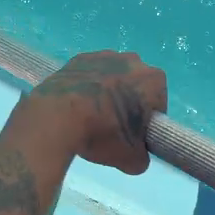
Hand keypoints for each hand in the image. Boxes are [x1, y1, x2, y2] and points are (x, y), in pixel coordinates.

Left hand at [21, 51, 166, 174]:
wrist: (56, 117)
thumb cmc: (101, 133)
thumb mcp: (130, 159)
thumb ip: (141, 158)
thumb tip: (137, 158)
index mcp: (152, 80)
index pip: (158, 102)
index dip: (149, 120)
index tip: (135, 135)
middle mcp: (132, 61)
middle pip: (135, 86)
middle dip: (128, 102)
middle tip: (114, 127)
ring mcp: (102, 55)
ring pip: (111, 78)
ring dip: (106, 93)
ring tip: (91, 116)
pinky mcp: (76, 59)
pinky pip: (88, 75)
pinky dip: (85, 87)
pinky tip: (75, 106)